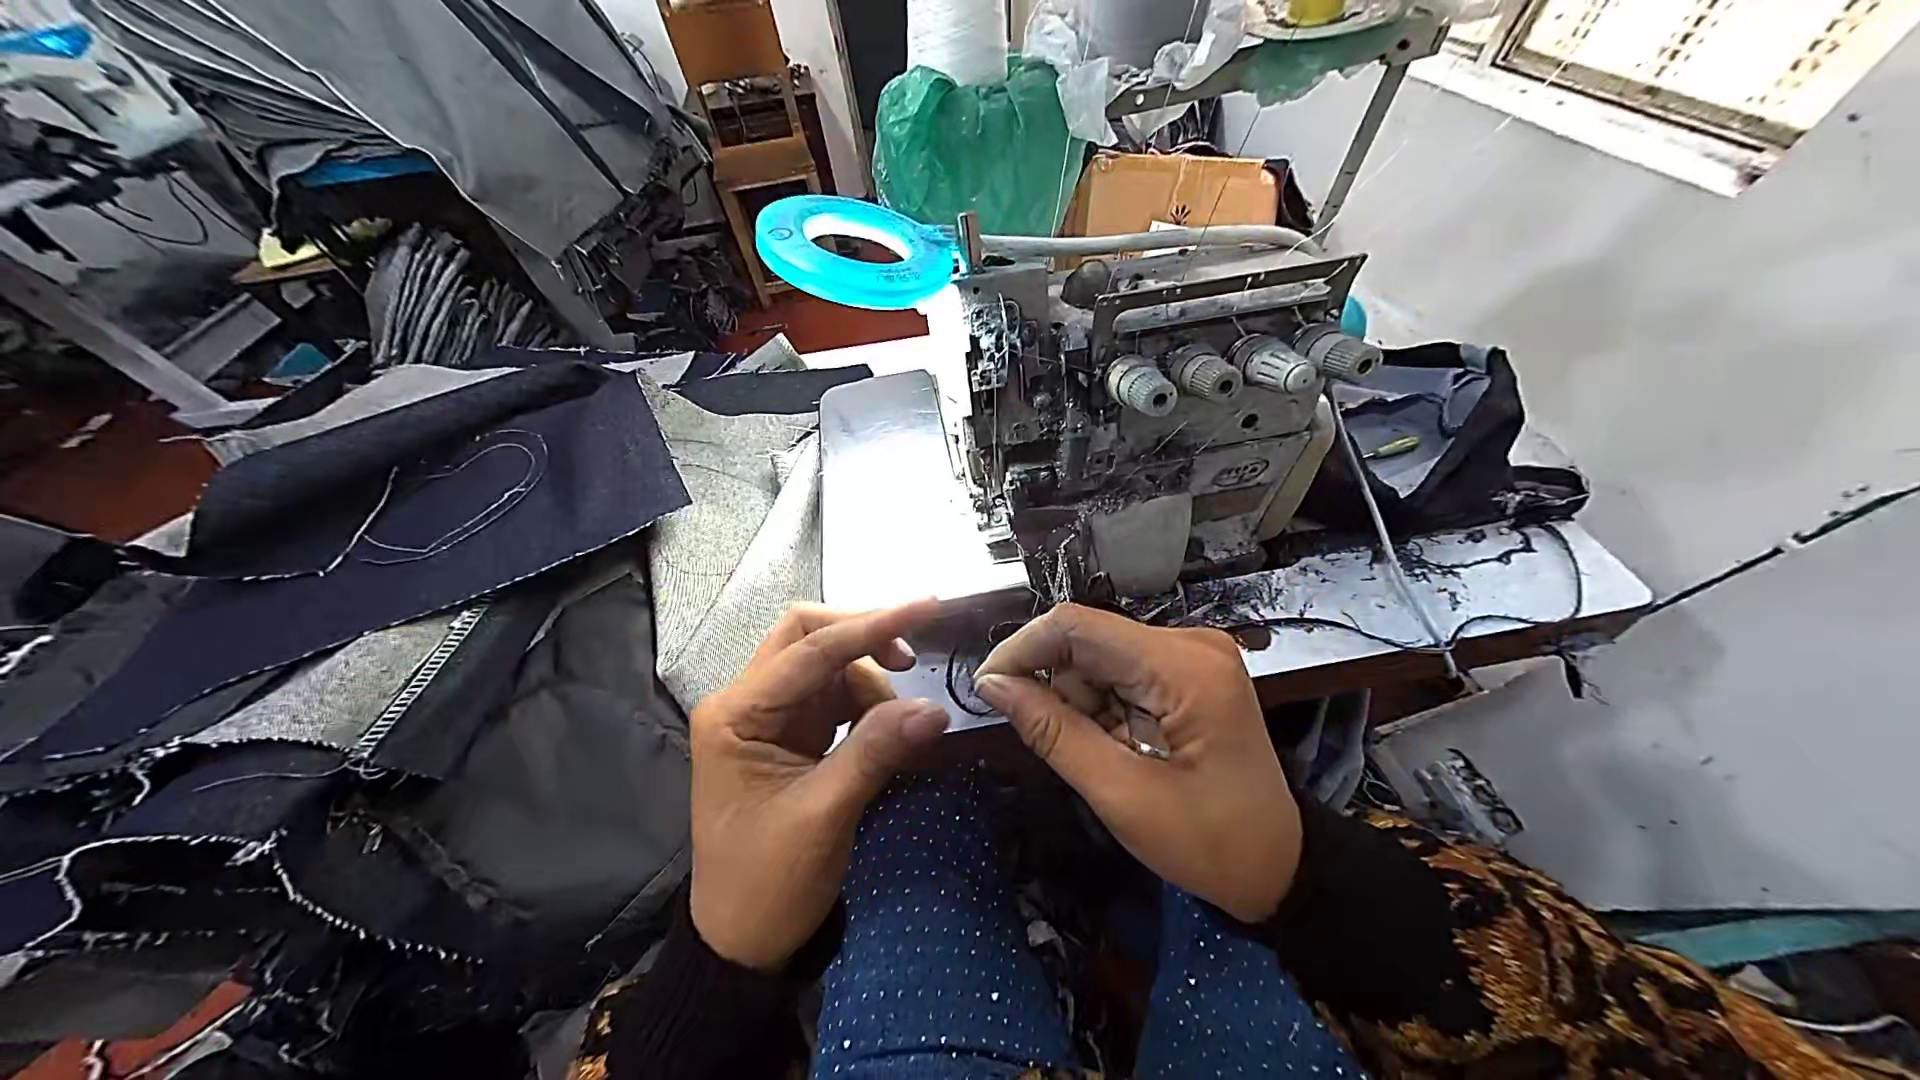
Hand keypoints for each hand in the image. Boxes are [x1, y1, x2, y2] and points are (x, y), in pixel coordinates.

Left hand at [690, 601, 948, 970]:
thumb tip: (933, 709)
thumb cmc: (767, 883)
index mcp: (736, 713)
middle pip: (808, 637)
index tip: (925, 607)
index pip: (810, 650)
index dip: (872, 625)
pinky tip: (888, 729)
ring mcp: (772, 717)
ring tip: (898, 727)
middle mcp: (749, 702)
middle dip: (863, 637)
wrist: (745, 943)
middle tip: (910, 658)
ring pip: (828, 664)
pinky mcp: (794, 735)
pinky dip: (869, 703)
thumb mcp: (823, 815)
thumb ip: (876, 751)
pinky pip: (837, 696)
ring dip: (870, 680)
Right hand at [973, 604, 1299, 922]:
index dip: (1021, 649)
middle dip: (1058, 690)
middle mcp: (1188, 642)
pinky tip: (1121, 743)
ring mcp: (1190, 652)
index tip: (988, 690)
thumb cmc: (1210, 842)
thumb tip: (992, 686)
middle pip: (1086, 641)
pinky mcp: (1185, 667)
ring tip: (1108, 755)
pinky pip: (1117, 670)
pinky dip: (1102, 706)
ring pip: (1096, 657)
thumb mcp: (1122, 794)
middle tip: (1063, 746)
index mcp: (1183, 667)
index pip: (1077, 626)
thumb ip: (1052, 732)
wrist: (1278, 864)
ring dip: (1081, 704)